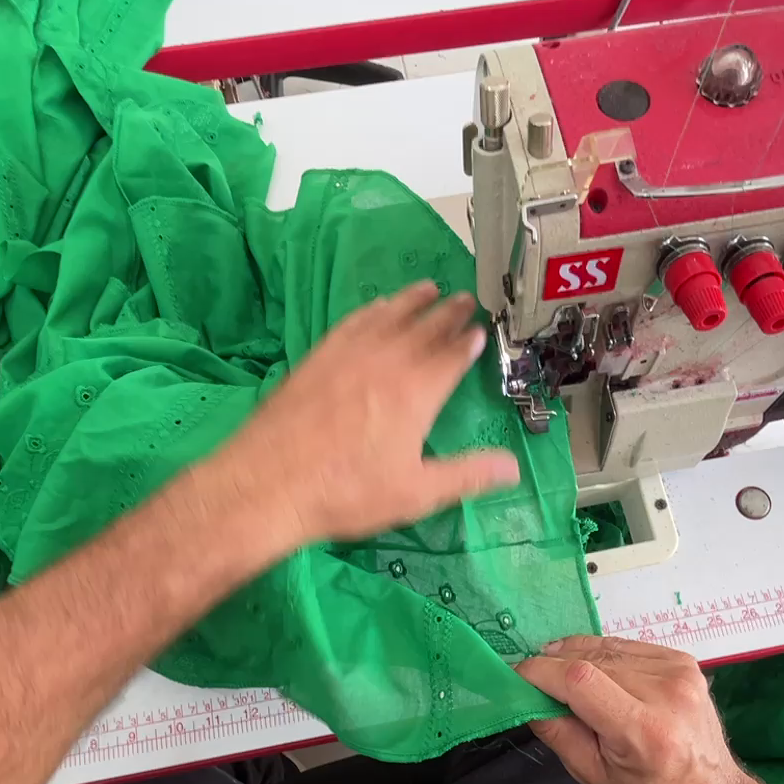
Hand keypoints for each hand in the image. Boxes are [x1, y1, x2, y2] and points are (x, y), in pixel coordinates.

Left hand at [221, 281, 520, 545]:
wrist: (268, 484)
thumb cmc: (347, 493)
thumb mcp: (416, 494)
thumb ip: (467, 476)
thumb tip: (514, 468)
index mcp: (416, 393)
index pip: (451, 357)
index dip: (468, 343)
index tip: (480, 330)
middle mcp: (385, 363)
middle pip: (424, 329)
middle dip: (448, 313)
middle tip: (465, 298)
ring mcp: (347, 356)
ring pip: (388, 318)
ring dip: (411, 302)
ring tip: (428, 289)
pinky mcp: (317, 358)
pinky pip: (351, 323)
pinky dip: (370, 311)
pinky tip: (375, 308)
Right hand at [516, 636, 760, 783]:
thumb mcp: (591, 775)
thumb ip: (556, 731)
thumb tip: (525, 694)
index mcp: (642, 731)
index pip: (580, 681)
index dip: (542, 672)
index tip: (517, 675)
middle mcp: (665, 693)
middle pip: (591, 659)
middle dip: (554, 663)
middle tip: (535, 678)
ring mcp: (678, 672)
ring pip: (606, 647)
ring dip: (577, 656)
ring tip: (561, 672)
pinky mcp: (684, 660)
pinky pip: (627, 646)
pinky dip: (604, 654)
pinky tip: (598, 671)